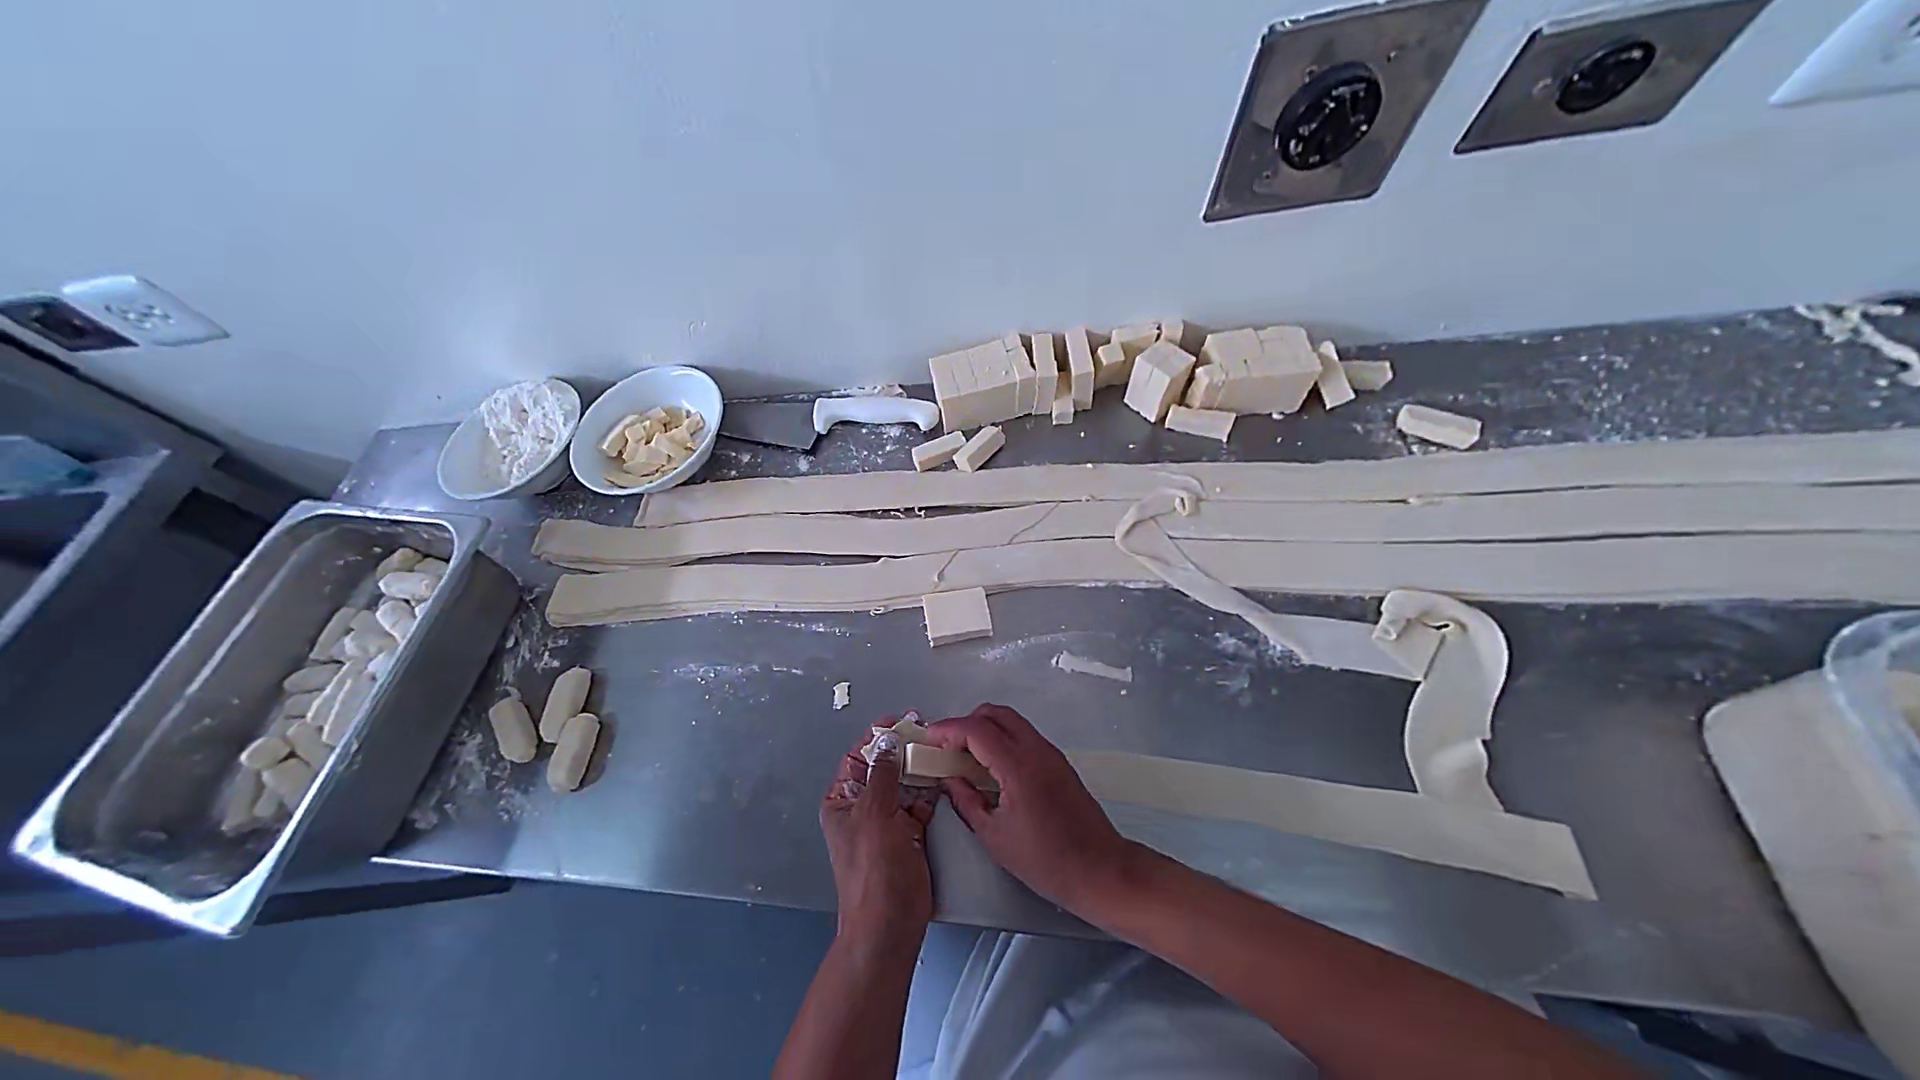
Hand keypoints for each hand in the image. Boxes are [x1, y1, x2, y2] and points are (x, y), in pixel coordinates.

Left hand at [820, 722, 937, 943]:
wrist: (890, 925)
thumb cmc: (874, 870)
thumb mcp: (874, 814)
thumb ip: (882, 773)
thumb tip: (887, 740)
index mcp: (842, 801)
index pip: (858, 757)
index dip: (878, 736)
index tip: (901, 720)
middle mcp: (862, 808)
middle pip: (884, 767)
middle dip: (903, 749)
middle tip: (927, 732)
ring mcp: (887, 822)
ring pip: (904, 783)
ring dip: (919, 767)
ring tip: (939, 748)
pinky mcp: (909, 834)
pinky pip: (920, 803)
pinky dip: (931, 789)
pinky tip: (944, 775)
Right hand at [924, 704, 1140, 913]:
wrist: (1100, 870)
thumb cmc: (1046, 860)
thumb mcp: (994, 836)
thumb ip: (966, 802)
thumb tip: (950, 781)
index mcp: (1018, 766)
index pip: (976, 729)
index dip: (948, 729)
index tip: (929, 739)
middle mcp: (1036, 750)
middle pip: (995, 714)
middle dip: (966, 723)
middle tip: (946, 747)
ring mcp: (1051, 754)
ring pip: (1012, 722)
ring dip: (985, 730)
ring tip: (965, 758)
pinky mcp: (1059, 763)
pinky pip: (1024, 737)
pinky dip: (1003, 740)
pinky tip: (991, 768)